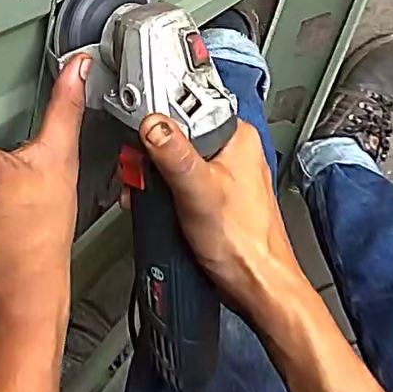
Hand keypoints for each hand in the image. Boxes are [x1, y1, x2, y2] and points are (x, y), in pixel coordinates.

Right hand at [135, 112, 305, 317]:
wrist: (257, 288)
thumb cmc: (245, 245)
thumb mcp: (200, 192)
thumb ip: (174, 154)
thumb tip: (152, 122)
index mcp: (235, 136)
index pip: (183, 103)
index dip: (153, 115)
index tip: (135, 131)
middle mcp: (227, 148)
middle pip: (170, 128)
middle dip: (144, 149)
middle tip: (137, 168)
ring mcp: (216, 169)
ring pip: (167, 152)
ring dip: (145, 169)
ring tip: (140, 186)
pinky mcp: (205, 188)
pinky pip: (170, 173)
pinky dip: (154, 184)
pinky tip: (149, 196)